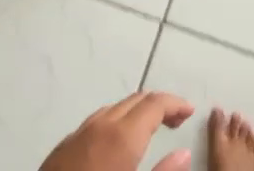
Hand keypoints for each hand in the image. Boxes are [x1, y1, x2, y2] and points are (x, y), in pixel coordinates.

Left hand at [41, 91, 195, 170]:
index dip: (175, 103)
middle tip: (176, 121)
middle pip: (135, 100)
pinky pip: (96, 122)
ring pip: (114, 109)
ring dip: (136, 112)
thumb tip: (183, 153)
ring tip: (150, 129)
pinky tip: (116, 143)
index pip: (154, 103)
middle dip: (158, 105)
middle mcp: (101, 125)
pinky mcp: (63, 147)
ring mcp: (78, 133)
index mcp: (122, 135)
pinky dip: (115, 122)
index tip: (190, 111)